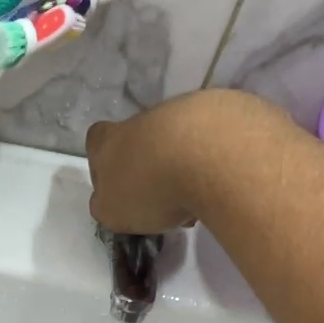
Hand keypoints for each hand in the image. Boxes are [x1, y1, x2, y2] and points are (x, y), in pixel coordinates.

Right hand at [85, 88, 295, 232]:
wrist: (210, 155)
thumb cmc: (150, 187)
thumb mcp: (112, 212)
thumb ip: (106, 205)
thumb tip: (110, 200)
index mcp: (111, 140)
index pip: (97, 141)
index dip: (106, 162)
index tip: (122, 187)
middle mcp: (146, 118)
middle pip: (144, 141)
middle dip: (154, 168)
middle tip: (166, 200)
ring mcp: (187, 110)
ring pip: (182, 141)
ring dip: (188, 166)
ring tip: (201, 198)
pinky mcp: (226, 112)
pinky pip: (216, 139)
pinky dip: (218, 161)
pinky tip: (224, 185)